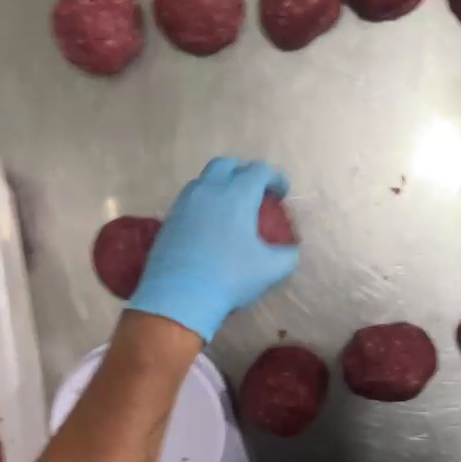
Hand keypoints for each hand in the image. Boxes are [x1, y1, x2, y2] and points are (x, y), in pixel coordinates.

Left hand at [127, 158, 299, 341]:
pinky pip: (189, 198)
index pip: (259, 170)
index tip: (281, 193)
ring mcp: (184, 203)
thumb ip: (287, 256)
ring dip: (221, 184)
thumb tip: (291, 252)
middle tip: (255, 190)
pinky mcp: (169, 219)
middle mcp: (209, 190)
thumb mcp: (270, 270)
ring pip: (204, 179)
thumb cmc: (229, 278)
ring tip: (231, 206)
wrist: (178, 297)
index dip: (275, 177)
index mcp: (237, 195)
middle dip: (244, 171)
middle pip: (227, 164)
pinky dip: (204, 201)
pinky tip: (209, 224)